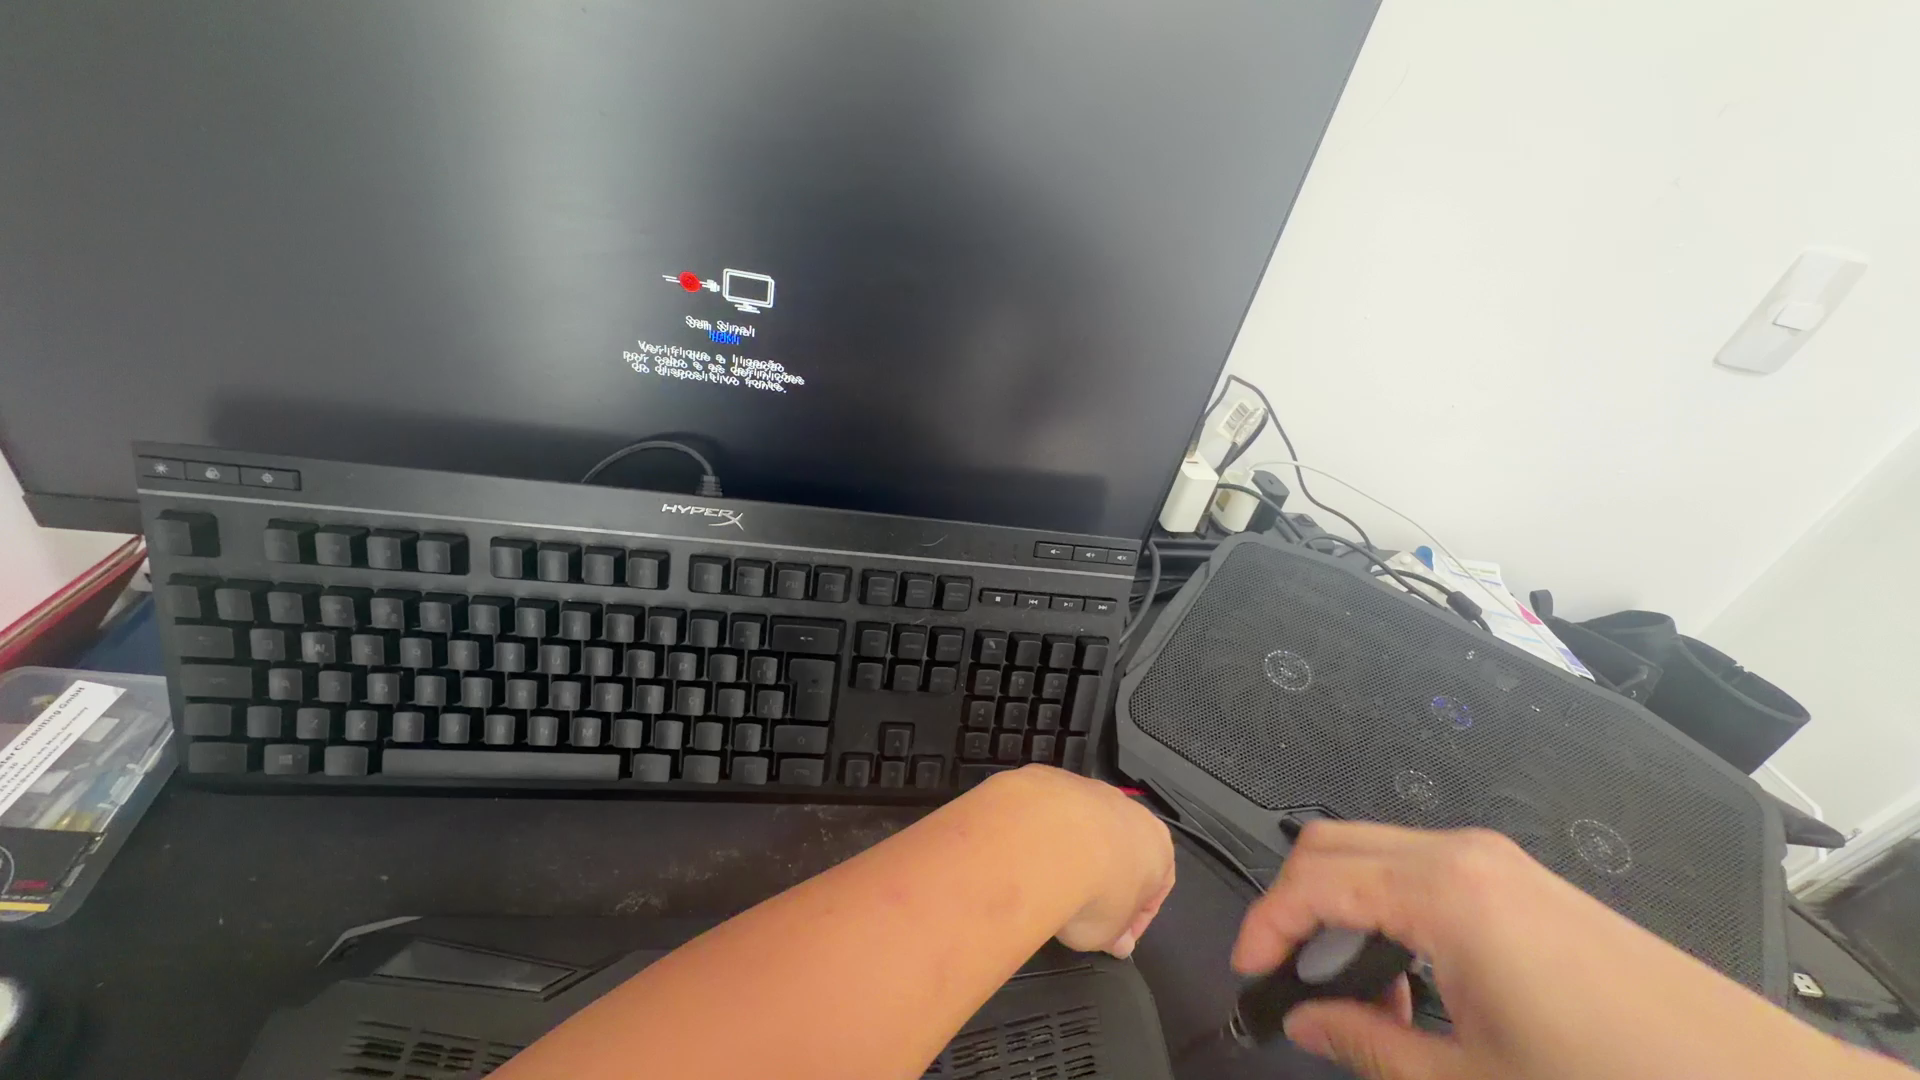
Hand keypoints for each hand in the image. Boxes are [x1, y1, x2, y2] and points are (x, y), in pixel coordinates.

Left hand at [980, 766, 1174, 957]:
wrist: (1048, 839)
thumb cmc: (1095, 891)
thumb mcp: (1109, 934)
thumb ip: (1116, 937)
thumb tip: (1118, 943)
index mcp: (1157, 845)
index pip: (1155, 887)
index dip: (1133, 918)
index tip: (1112, 937)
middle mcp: (1128, 808)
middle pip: (1119, 848)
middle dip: (1102, 877)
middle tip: (1079, 907)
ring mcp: (1088, 788)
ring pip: (1083, 824)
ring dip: (1070, 850)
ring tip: (1047, 880)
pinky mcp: (1051, 777)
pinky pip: (1050, 810)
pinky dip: (1041, 830)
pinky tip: (1027, 853)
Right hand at [1231, 822, 1910, 1079]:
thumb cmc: (1602, 1079)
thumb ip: (1367, 1043)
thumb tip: (1302, 1022)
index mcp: (1439, 891)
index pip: (1311, 880)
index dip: (1266, 923)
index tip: (1250, 973)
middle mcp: (1458, 852)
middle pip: (1329, 843)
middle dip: (1291, 901)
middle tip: (1285, 970)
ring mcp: (1493, 857)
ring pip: (1372, 850)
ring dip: (1340, 904)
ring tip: (1356, 989)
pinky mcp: (1520, 875)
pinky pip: (1420, 867)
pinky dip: (1386, 904)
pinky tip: (1415, 976)